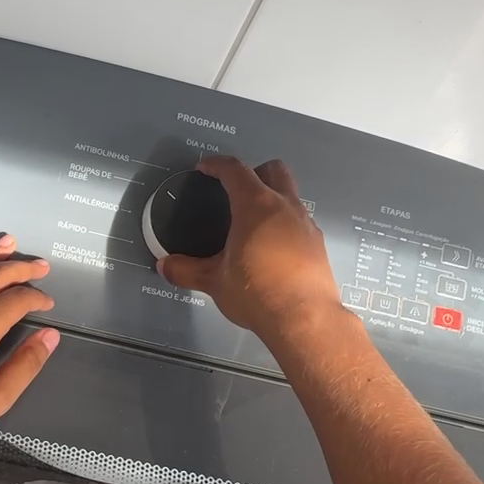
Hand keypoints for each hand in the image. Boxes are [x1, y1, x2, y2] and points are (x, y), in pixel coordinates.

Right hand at [157, 156, 346, 343]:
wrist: (303, 319)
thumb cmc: (256, 293)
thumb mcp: (214, 281)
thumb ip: (186, 270)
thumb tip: (166, 266)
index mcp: (255, 206)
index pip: (235, 170)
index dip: (217, 165)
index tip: (206, 167)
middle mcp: (285, 207)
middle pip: (273, 170)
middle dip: (254, 172)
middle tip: (236, 189)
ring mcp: (306, 224)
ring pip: (290, 195)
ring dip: (272, 199)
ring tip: (253, 223)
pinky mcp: (318, 244)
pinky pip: (300, 222)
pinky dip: (284, 224)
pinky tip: (272, 248)